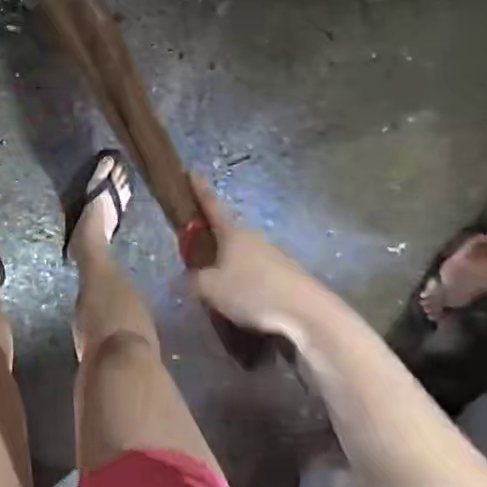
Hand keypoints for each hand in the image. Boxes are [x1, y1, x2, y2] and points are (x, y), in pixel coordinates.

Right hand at [177, 173, 349, 340]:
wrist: (309, 314)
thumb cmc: (252, 291)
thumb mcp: (210, 289)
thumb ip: (191, 282)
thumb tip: (177, 280)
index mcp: (232, 233)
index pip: (212, 205)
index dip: (200, 190)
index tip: (193, 171)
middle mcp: (254, 238)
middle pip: (228, 235)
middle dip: (214, 242)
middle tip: (198, 256)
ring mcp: (275, 256)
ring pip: (245, 256)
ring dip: (232, 267)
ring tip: (221, 290)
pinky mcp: (290, 276)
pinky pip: (260, 275)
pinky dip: (249, 284)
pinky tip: (245, 302)